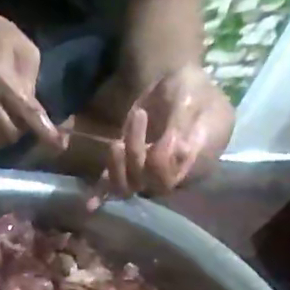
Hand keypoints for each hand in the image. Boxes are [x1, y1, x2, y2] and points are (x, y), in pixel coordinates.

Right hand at [0, 14, 61, 148]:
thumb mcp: (28, 54)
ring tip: (9, 118)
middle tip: (25, 122)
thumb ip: (32, 85)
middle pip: (7, 136)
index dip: (45, 131)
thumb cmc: (3, 40)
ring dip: (4, 133)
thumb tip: (35, 113)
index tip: (60, 145)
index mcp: (4, 82)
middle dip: (19, 134)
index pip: (28, 113)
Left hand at [80, 64, 232, 200]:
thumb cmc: (189, 88)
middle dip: (137, 155)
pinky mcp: (129, 170)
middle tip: (139, 117)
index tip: (165, 134)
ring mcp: (149, 174)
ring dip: (118, 166)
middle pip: (149, 184)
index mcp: (198, 158)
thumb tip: (178, 151)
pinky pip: (113, 188)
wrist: (171, 83)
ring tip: (118, 142)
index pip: (175, 175)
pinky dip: (101, 194)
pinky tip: (90, 205)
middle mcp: (173, 173)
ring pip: (129, 187)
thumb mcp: (192, 98)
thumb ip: (183, 125)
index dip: (162, 161)